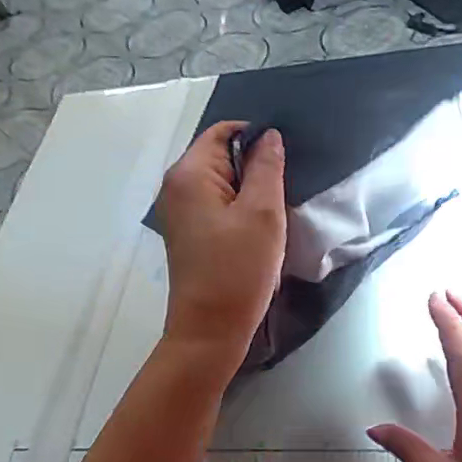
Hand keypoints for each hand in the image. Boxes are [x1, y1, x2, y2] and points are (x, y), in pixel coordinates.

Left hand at [156, 121, 286, 363]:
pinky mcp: (189, 235)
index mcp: (188, 174)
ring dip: (250, 194)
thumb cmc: (237, 270)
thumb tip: (268, 136)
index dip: (256, 137)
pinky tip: (259, 232)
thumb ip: (267, 168)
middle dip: (255, 168)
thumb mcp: (262, 214)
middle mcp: (176, 187)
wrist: (210, 330)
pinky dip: (239, 213)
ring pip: (222, 185)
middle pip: (221, 157)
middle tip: (285, 189)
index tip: (285, 161)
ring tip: (275, 212)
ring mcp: (180, 214)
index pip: (223, 131)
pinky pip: (218, 208)